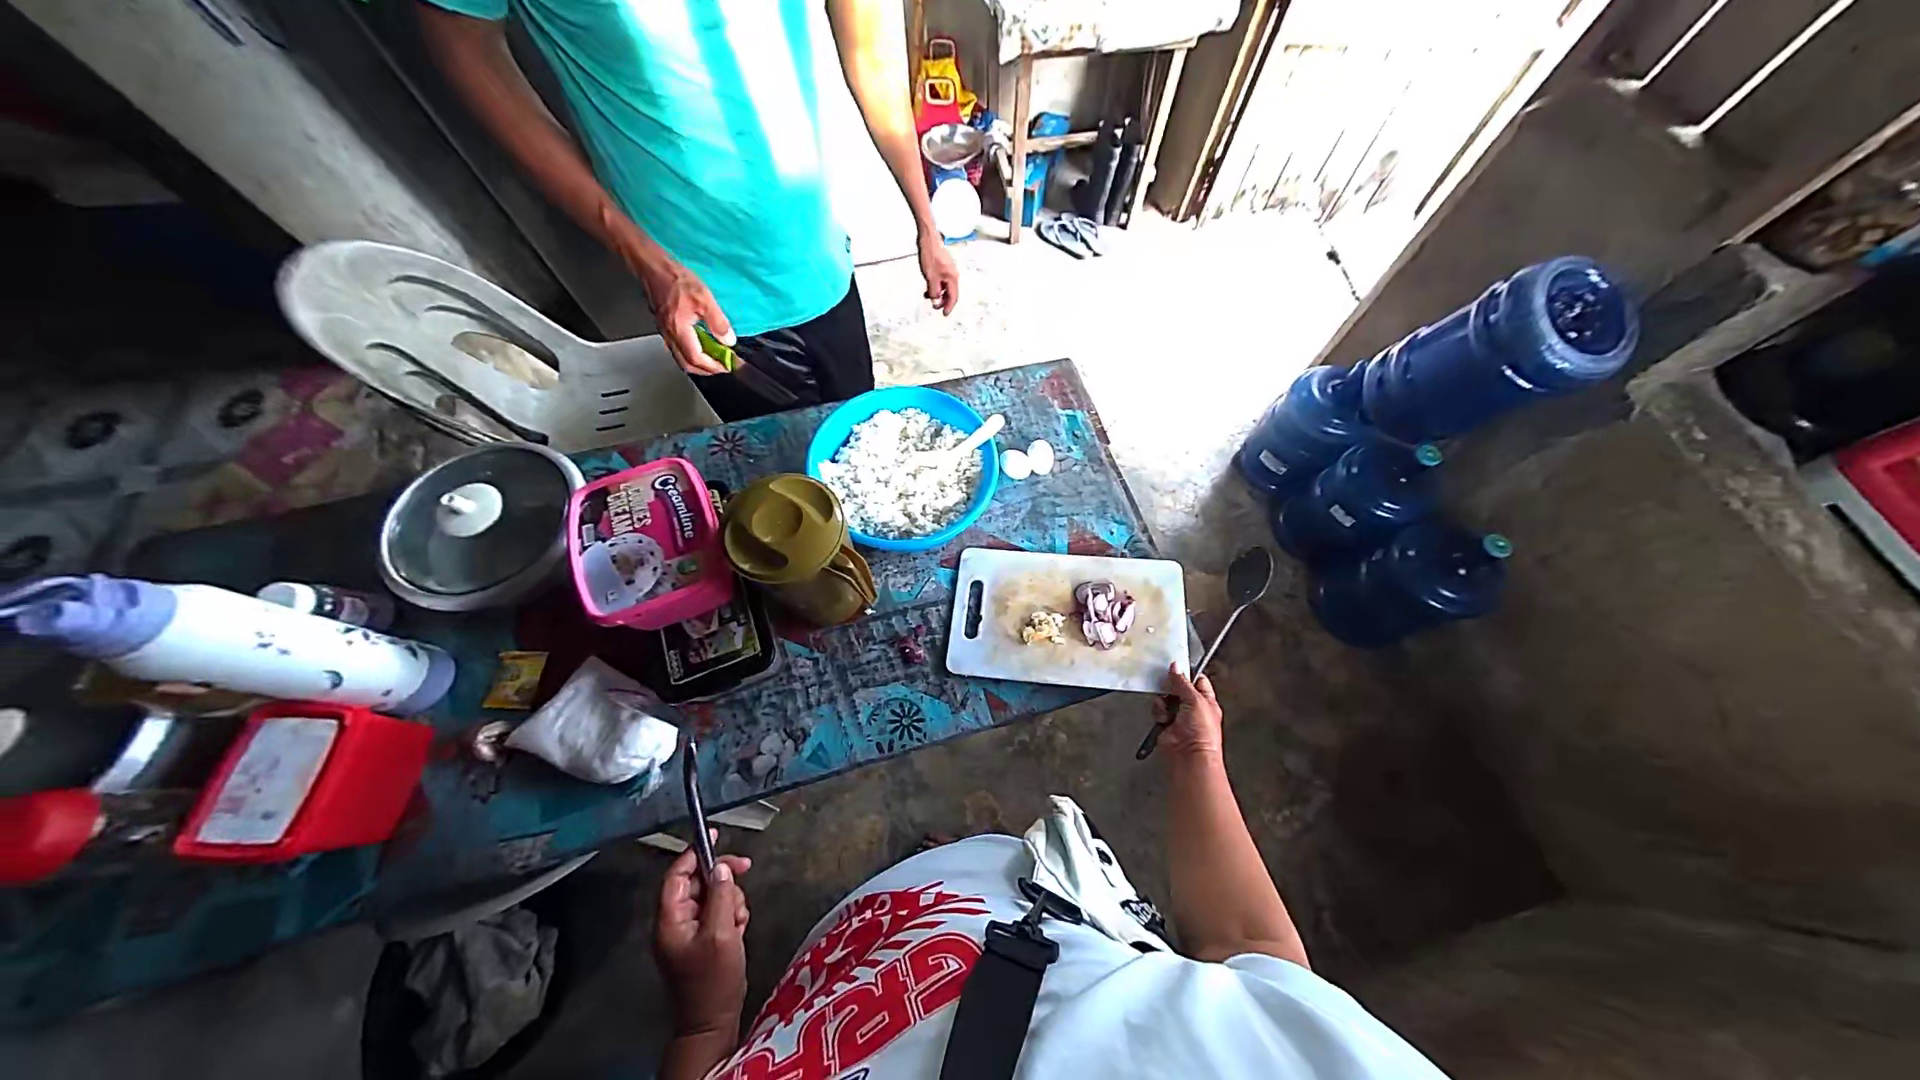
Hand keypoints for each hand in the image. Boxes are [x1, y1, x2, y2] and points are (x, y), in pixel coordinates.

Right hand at [611, 227, 734, 376]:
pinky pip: (677, 347)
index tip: (727, 366)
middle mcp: (669, 334)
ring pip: (681, 357)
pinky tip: (700, 344)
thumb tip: (728, 340)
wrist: (651, 265)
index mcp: (678, 329)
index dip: (713, 366)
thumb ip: (717, 322)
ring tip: (714, 359)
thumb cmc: (674, 278)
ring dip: (698, 363)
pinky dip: (691, 352)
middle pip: (687, 364)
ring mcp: (664, 331)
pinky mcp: (664, 325)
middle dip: (706, 370)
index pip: (696, 358)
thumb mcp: (704, 298)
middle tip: (722, 367)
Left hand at [654, 836, 752, 1035]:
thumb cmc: (714, 980)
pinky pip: (719, 912)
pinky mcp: (703, 939)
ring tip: (739, 920)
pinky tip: (739, 928)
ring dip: (731, 900)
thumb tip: (721, 867)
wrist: (713, 1022)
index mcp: (670, 920)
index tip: (714, 835)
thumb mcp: (721, 933)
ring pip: (713, 895)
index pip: (677, 875)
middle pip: (699, 882)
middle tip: (744, 874)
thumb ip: (720, 896)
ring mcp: (689, 932)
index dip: (694, 853)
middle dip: (723, 881)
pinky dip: (732, 914)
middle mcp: (676, 922)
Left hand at [918, 229, 958, 315]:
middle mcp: (953, 275)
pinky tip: (928, 287)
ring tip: (928, 297)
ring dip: (939, 294)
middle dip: (943, 301)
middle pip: (950, 293)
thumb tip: (936, 302)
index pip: (953, 297)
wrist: (928, 239)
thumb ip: (934, 291)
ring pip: (946, 287)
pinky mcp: (944, 267)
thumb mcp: (930, 277)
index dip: (949, 307)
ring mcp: (949, 270)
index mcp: (952, 278)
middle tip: (934, 307)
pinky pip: (942, 280)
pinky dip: (937, 286)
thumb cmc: (930, 257)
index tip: (944, 314)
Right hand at [1151, 664, 1222, 758]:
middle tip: (1169, 687)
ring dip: (1163, 701)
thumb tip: (1176, 668)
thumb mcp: (1195, 700)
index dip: (1187, 673)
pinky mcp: (1166, 723)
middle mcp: (1193, 708)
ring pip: (1165, 698)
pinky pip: (1157, 710)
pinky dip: (1159, 712)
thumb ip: (1183, 682)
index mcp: (1206, 701)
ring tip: (1168, 709)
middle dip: (1171, 687)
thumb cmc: (1202, 733)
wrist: (1189, 756)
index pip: (1197, 680)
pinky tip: (1165, 719)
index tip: (1176, 666)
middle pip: (1177, 688)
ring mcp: (1179, 716)